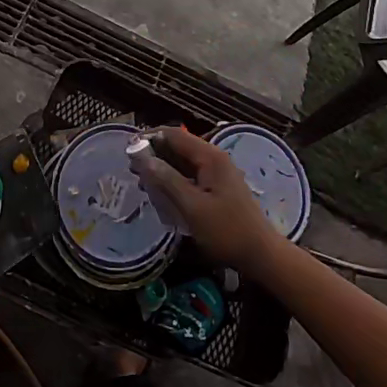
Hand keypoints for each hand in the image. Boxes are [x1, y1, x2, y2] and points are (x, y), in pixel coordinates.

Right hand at [132, 127, 286, 277]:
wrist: (259, 252)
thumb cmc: (226, 230)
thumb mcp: (192, 206)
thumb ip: (167, 180)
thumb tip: (142, 158)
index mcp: (210, 156)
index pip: (174, 134)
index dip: (149, 138)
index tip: (127, 150)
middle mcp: (214, 158)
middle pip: (178, 146)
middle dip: (154, 155)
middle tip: (131, 171)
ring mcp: (217, 172)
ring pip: (183, 162)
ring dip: (163, 169)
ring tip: (142, 184)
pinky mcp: (217, 186)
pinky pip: (190, 175)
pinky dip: (174, 180)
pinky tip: (161, 194)